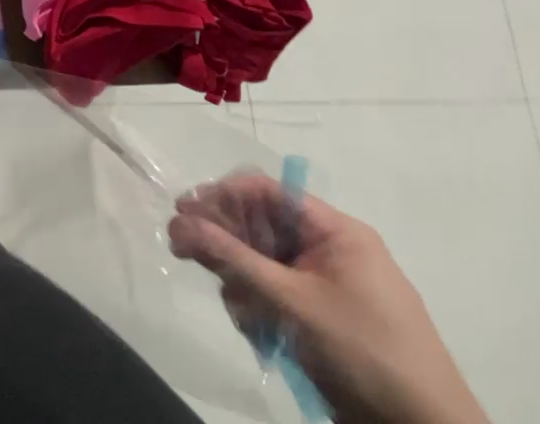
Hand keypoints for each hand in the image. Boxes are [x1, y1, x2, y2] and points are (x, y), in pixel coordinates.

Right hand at [169, 175, 489, 423]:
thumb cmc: (362, 348)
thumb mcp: (291, 300)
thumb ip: (231, 257)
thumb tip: (178, 220)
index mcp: (335, 232)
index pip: (267, 191)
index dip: (222, 194)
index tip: (184, 211)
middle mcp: (328, 248)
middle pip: (258, 224)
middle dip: (224, 240)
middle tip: (182, 251)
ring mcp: (322, 281)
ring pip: (258, 260)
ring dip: (240, 280)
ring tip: (245, 312)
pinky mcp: (316, 311)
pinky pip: (270, 290)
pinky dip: (255, 304)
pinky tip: (257, 328)